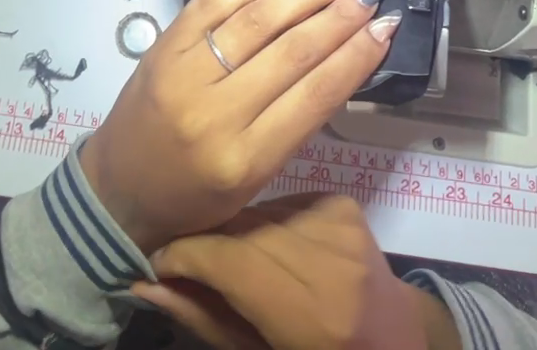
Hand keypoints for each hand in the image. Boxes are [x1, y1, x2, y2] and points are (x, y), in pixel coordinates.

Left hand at [79, 0, 396, 252]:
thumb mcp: (255, 178)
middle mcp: (214, 114)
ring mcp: (182, 73)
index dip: (357, 55)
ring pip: (256, 20)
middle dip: (340, 15)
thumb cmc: (196, 198)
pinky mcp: (162, 46)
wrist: (116, 191)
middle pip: (290, 51)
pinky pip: (213, 1)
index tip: (388, 25)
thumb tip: (344, 53)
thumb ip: (297, 121)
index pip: (315, 95)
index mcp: (244, 160)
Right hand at [130, 192, 459, 349]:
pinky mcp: (343, 199)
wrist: (393, 341)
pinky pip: (281, 199)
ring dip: (233, 229)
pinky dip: (263, 220)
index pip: (229, 258)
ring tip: (226, 256)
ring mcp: (340, 219)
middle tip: (180, 261)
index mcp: (313, 312)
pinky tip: (267, 245)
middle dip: (203, 241)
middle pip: (240, 226)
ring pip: (257, 208)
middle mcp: (330, 255)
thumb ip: (204, 318)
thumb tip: (143, 283)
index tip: (154, 263)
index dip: (183, 255)